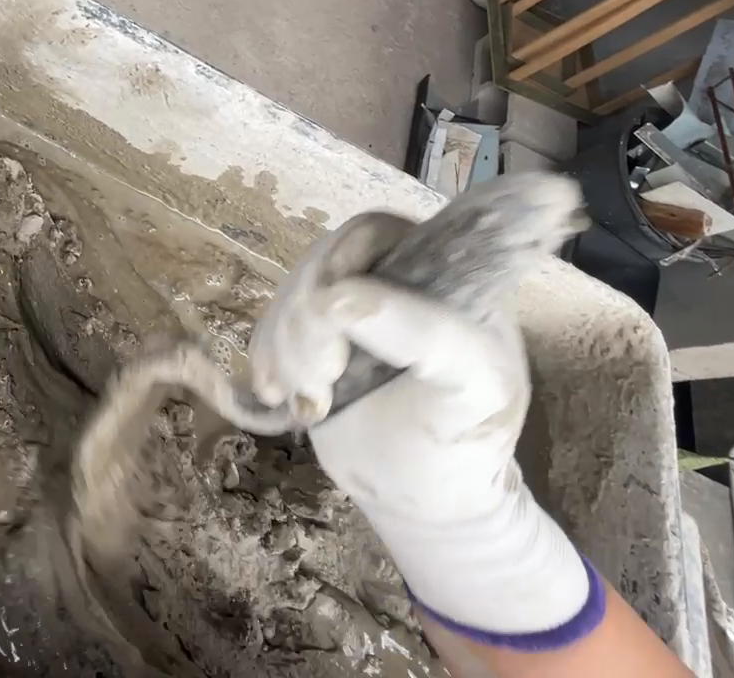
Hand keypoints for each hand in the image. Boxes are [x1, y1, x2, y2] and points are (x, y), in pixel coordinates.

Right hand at [249, 214, 599, 646]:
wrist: (416, 501)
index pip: (374, 233)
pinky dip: (264, 358)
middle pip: (319, 263)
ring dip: (283, 348)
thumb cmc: (455, 446)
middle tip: (315, 383)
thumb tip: (336, 297)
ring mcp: (345, 306)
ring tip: (304, 402)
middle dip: (305, 324)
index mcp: (440, 274)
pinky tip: (279, 395)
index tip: (331, 334)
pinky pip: (268, 323)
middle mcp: (388, 278)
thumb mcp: (468, 388)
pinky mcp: (309, 336)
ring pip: (289, 295)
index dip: (339, 269)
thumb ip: (425, 332)